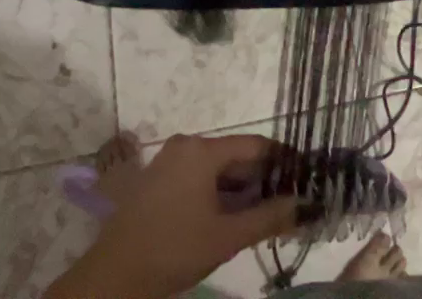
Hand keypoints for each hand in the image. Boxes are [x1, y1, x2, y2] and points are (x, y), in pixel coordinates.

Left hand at [45, 134, 298, 298]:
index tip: (307, 178)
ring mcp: (168, 161)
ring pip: (217, 169)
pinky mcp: (157, 180)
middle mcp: (186, 145)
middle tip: (290, 204)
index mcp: (203, 150)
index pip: (256, 146)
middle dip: (262, 180)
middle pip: (236, 156)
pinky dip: (218, 193)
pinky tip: (232, 217)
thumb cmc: (175, 249)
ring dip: (240, 190)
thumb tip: (306, 203)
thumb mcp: (228, 236)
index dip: (284, 161)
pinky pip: (198, 177)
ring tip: (266, 215)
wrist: (114, 276)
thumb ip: (269, 216)